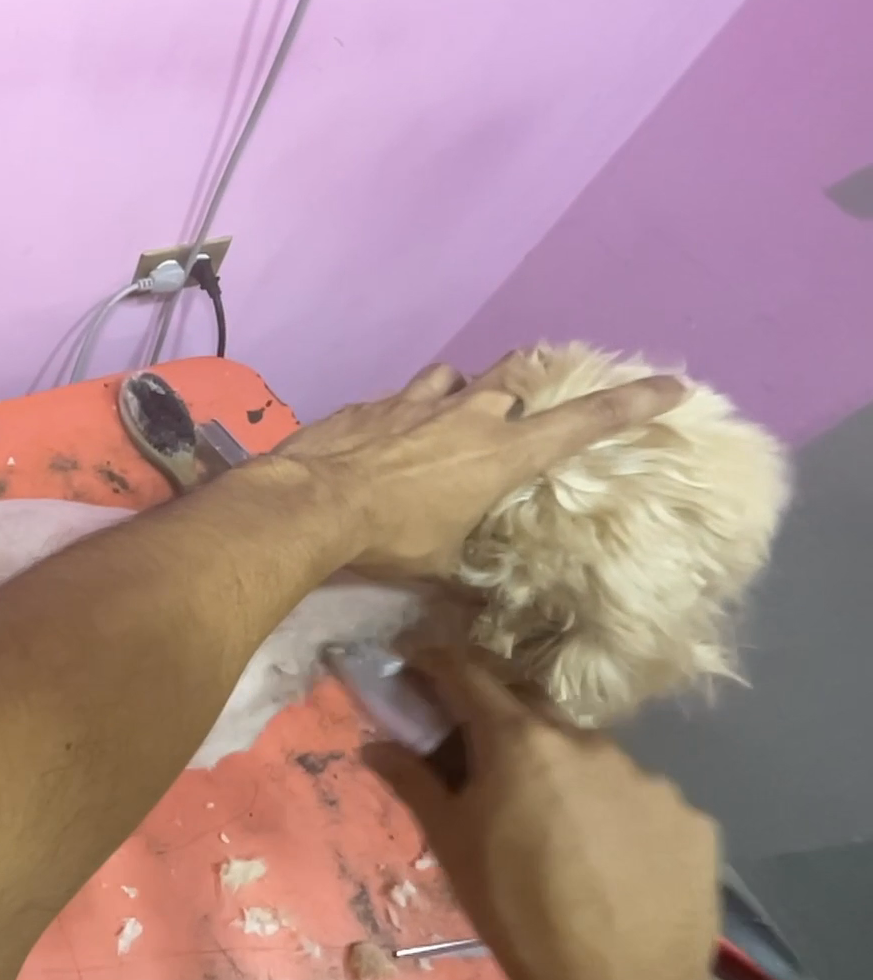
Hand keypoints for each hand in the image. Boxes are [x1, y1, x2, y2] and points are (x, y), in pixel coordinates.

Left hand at [271, 353, 685, 575]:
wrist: (310, 503)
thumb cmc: (386, 537)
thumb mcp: (437, 563)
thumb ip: (462, 569)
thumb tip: (470, 604)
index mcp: (503, 452)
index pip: (585, 421)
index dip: (631, 402)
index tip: (669, 384)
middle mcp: (464, 416)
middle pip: (514, 374)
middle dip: (527, 377)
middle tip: (524, 390)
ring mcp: (410, 403)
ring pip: (450, 376)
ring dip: (455, 388)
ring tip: (446, 407)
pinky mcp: (363, 405)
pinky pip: (392, 397)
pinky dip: (396, 411)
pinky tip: (380, 432)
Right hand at [365, 645, 721, 979]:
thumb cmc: (510, 901)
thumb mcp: (446, 837)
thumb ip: (409, 778)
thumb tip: (374, 745)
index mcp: (517, 739)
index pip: (467, 671)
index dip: (435, 659)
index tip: (415, 660)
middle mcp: (585, 742)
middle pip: (526, 701)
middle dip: (493, 710)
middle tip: (472, 744)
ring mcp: (648, 778)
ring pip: (584, 749)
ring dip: (554, 761)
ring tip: (543, 810)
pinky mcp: (691, 818)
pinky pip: (634, 790)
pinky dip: (605, 799)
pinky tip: (598, 842)